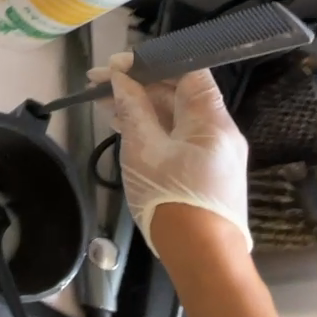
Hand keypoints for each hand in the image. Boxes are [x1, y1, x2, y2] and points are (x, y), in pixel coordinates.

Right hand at [94, 54, 252, 253]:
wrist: (201, 255)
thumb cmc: (170, 196)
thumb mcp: (143, 147)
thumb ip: (133, 108)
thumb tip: (121, 78)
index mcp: (212, 121)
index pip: (190, 72)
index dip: (153, 61)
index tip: (117, 65)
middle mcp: (219, 131)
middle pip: (178, 92)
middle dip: (138, 83)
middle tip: (97, 82)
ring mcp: (213, 151)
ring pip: (174, 114)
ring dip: (139, 104)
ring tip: (102, 102)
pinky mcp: (203, 168)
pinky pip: (175, 134)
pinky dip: (150, 124)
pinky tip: (122, 125)